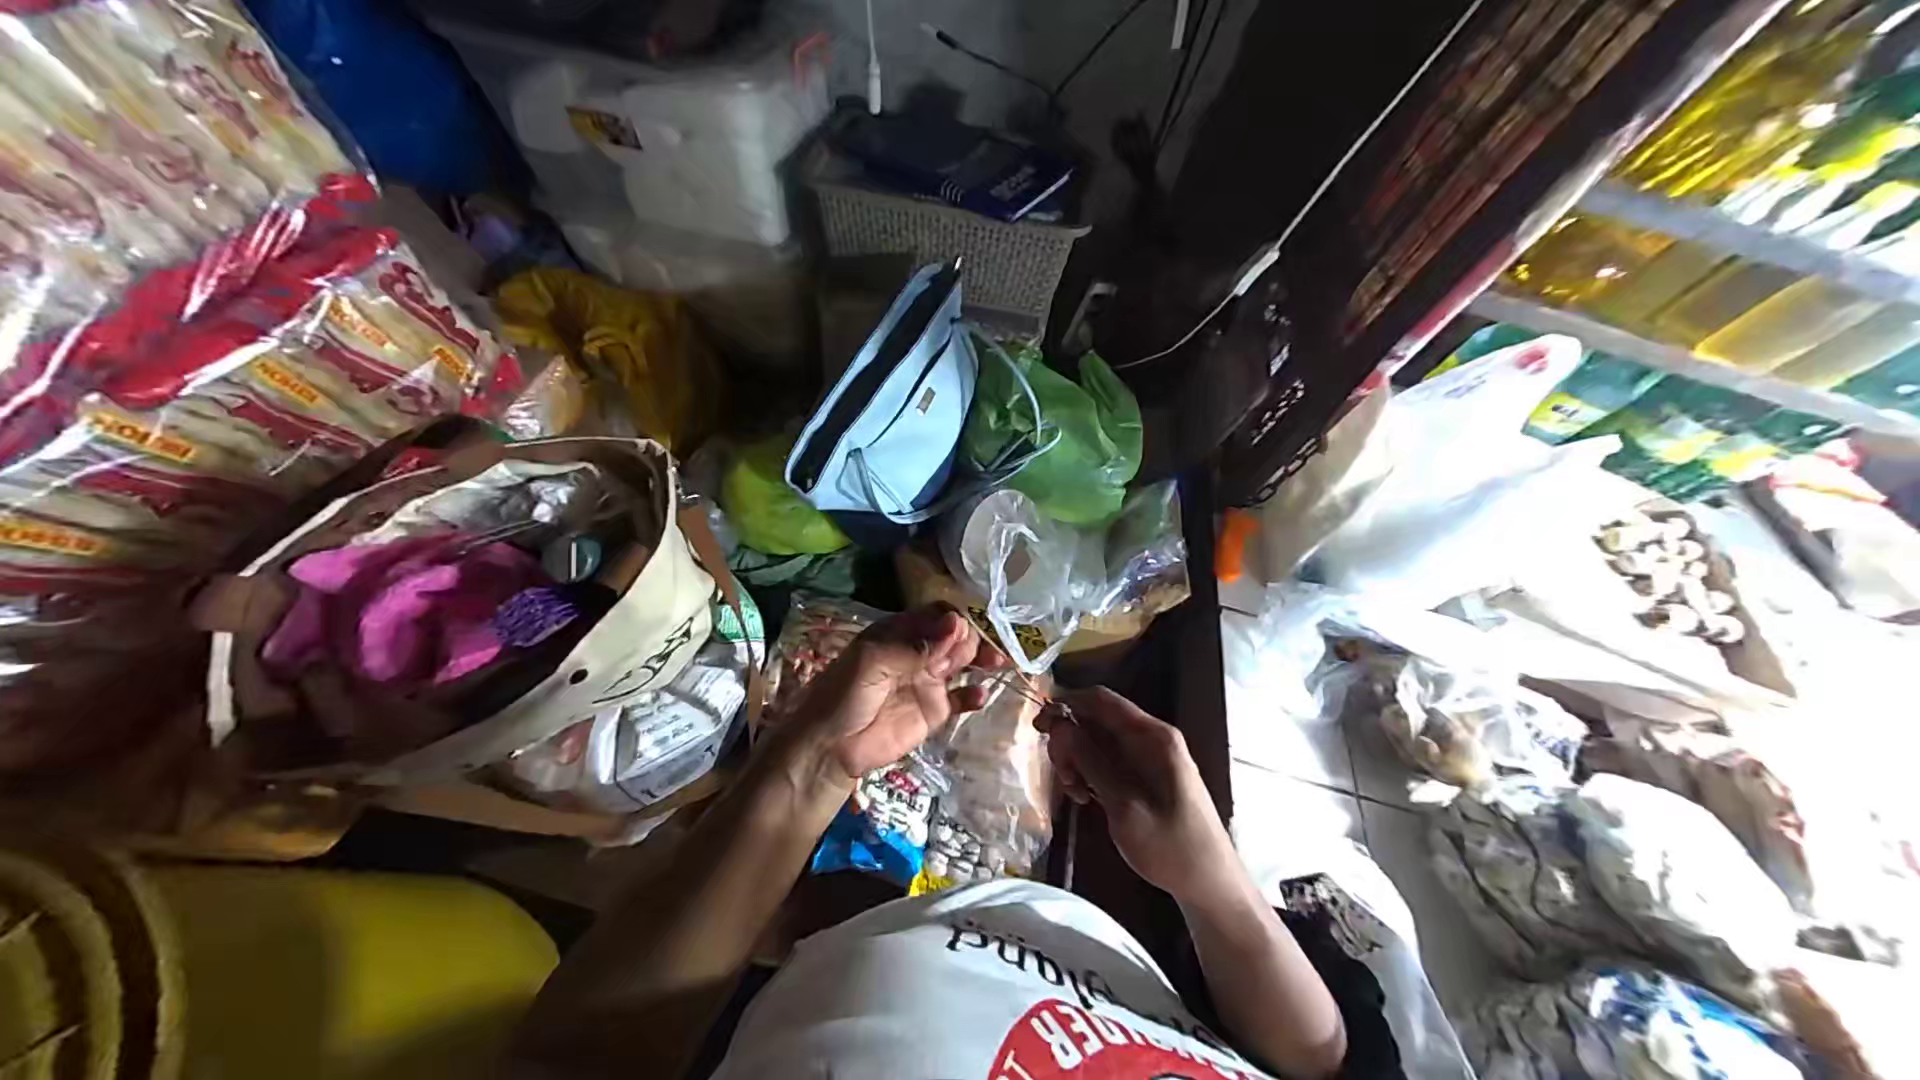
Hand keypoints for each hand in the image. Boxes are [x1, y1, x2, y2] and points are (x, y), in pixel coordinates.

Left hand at [781, 604, 1003, 788]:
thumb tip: (957, 623)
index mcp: (900, 632)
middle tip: (983, 648)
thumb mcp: (873, 662)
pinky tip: (979, 696)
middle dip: (973, 637)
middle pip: (955, 636)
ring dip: (982, 658)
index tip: (968, 628)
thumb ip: (916, 646)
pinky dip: (974, 696)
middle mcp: (918, 652)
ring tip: (994, 663)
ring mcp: (929, 680)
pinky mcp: (936, 711)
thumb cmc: (843, 695)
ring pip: (963, 662)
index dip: (954, 618)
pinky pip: (962, 699)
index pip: (936, 615)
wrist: (830, 747)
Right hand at [1040, 687, 1239, 903]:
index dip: (1066, 704)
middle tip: (1061, 775)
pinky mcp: (1143, 774)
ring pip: (1097, 740)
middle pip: (1096, 719)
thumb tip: (1060, 725)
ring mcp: (1148, 756)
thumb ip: (1092, 763)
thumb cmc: (1172, 848)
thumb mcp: (1124, 807)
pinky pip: (1107, 759)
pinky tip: (1086, 798)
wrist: (1210, 884)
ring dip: (1077, 760)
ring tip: (1075, 794)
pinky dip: (1090, 773)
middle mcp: (1150, 738)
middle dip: (1070, 741)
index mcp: (1152, 737)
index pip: (1101, 700)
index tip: (1039, 727)